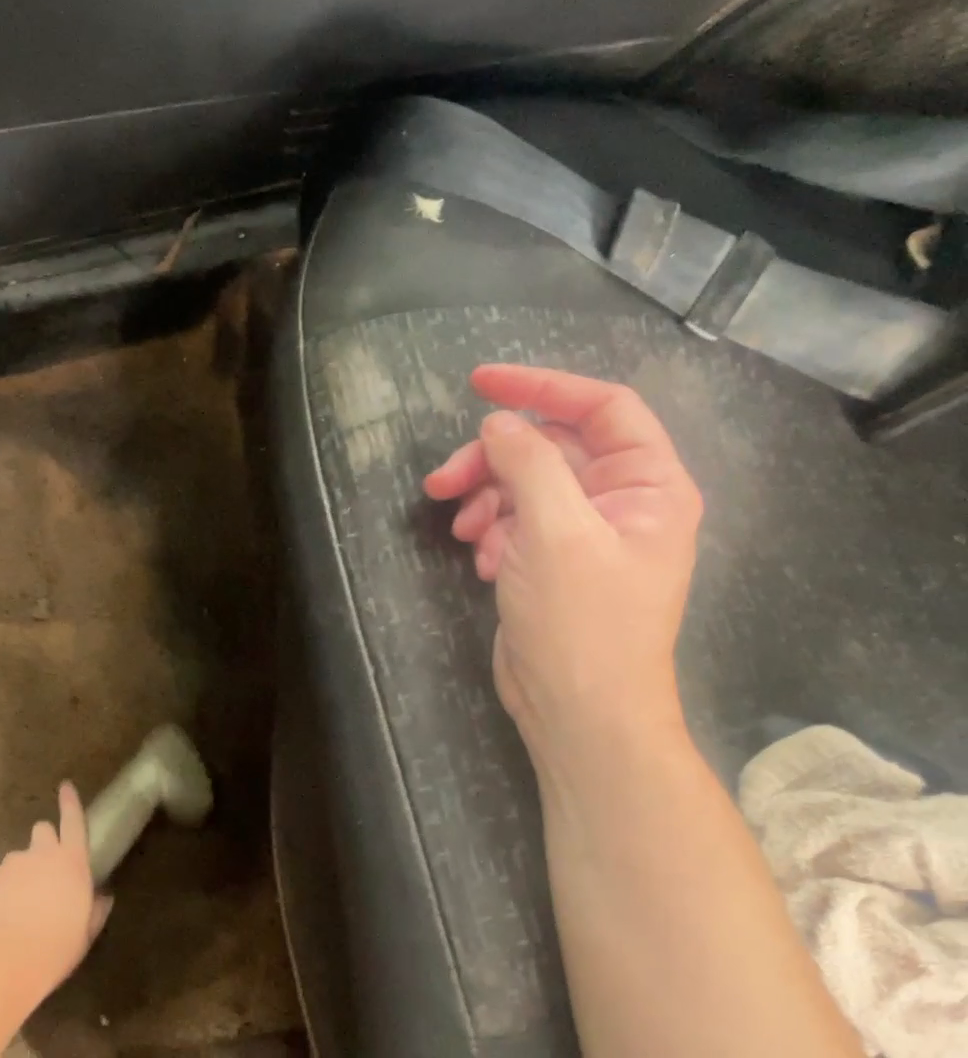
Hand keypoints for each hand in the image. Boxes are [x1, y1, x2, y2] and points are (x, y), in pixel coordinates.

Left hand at [0, 782, 112, 1010]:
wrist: (5, 960)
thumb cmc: (56, 948)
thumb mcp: (85, 933)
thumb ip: (94, 909)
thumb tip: (102, 896)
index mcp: (70, 863)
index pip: (73, 821)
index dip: (70, 802)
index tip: (65, 786)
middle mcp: (40, 854)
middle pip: (42, 830)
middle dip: (45, 842)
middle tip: (47, 870)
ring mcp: (11, 864)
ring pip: (20, 857)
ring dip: (24, 872)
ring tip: (24, 906)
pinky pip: (1, 877)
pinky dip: (5, 890)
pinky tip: (6, 916)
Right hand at [422, 365, 702, 754]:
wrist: (579, 707)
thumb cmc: (583, 620)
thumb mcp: (554, 532)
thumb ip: (528, 465)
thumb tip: (499, 423)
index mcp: (648, 485)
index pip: (602, 407)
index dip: (542, 386)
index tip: (479, 382)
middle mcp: (622, 500)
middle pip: (550, 448)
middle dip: (492, 460)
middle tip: (441, 482)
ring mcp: (586, 532)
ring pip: (524, 484)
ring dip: (484, 497)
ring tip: (459, 529)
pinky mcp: (553, 560)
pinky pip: (515, 520)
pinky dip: (491, 530)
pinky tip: (482, 559)